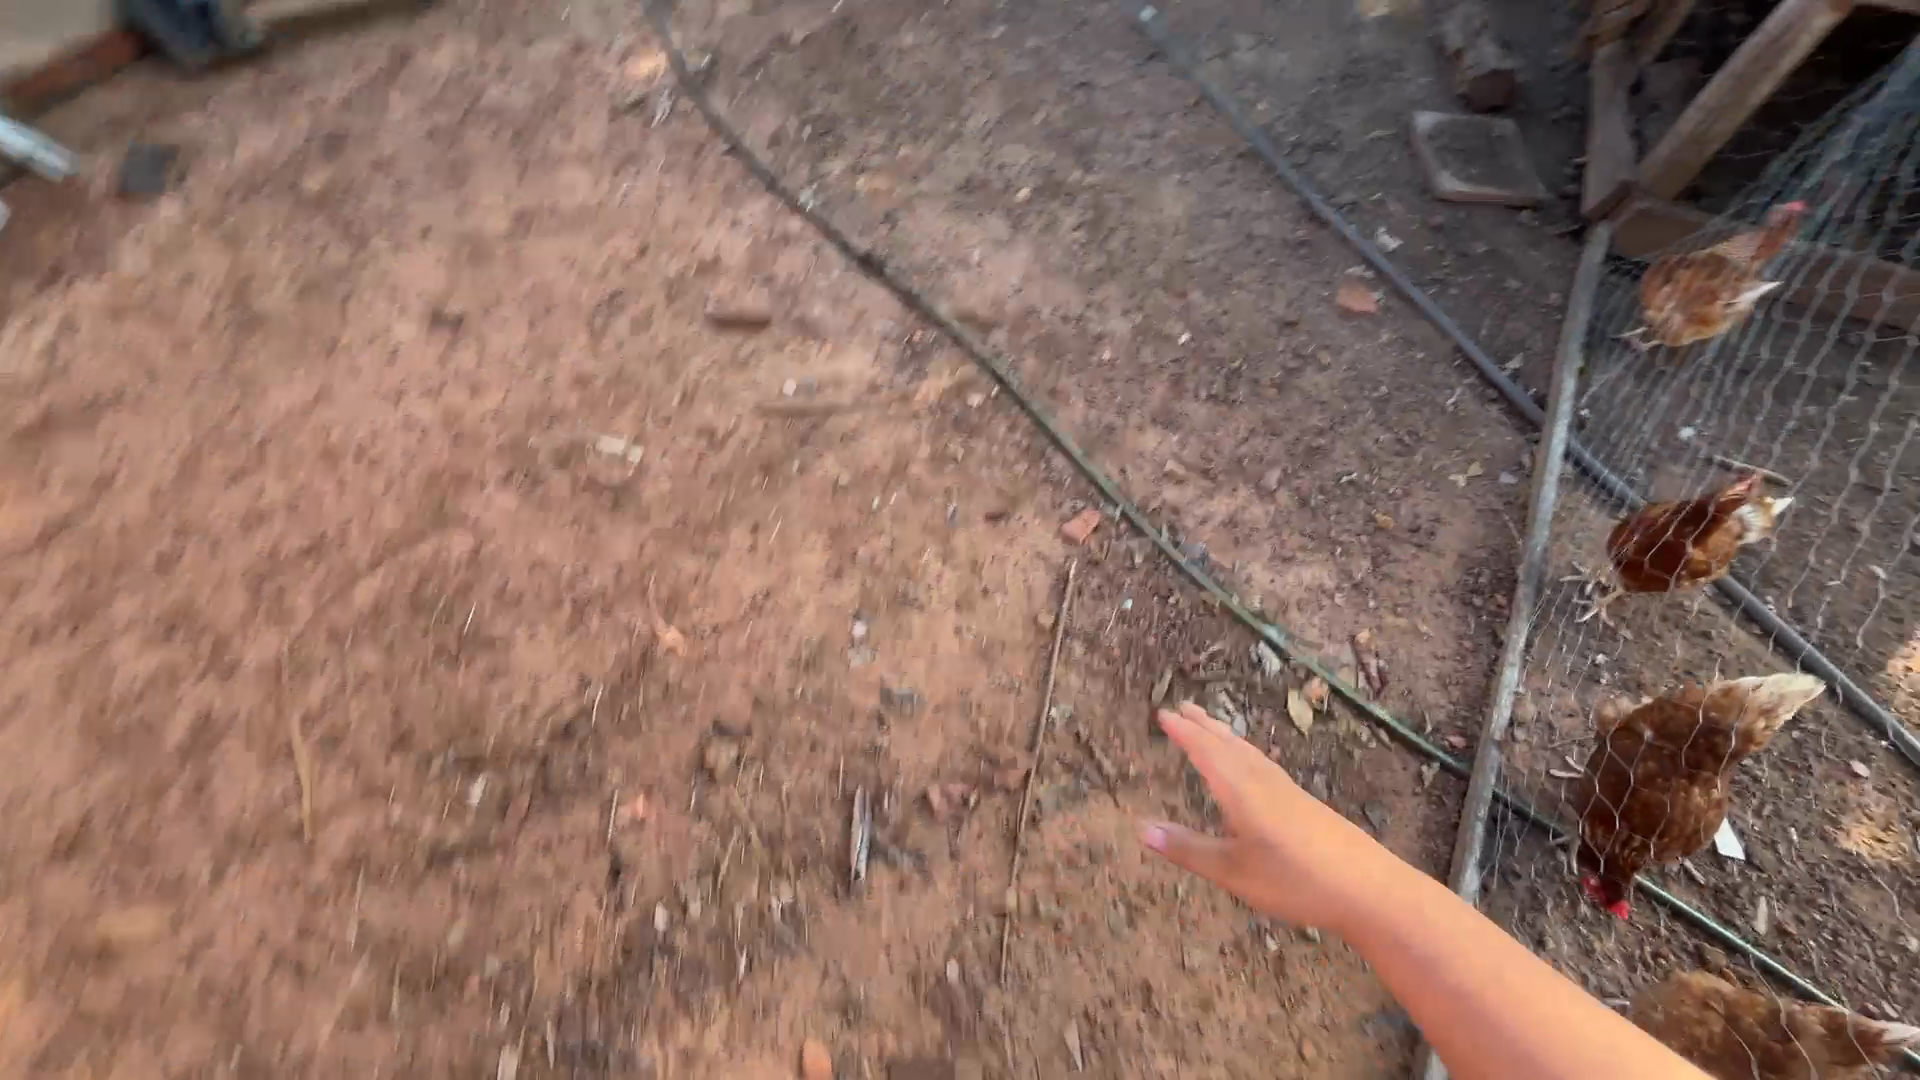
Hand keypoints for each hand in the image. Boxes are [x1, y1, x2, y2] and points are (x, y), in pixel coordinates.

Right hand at [1138, 703, 1399, 932]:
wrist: (1371, 890)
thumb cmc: (1295, 880)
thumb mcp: (1233, 871)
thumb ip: (1187, 849)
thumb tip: (1139, 827)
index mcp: (1241, 791)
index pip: (1205, 752)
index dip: (1183, 733)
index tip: (1163, 714)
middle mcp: (1262, 781)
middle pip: (1228, 745)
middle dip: (1203, 725)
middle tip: (1183, 705)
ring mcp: (1287, 790)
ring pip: (1248, 752)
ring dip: (1225, 735)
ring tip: (1211, 724)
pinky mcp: (1304, 802)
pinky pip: (1263, 762)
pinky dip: (1245, 750)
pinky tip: (1252, 763)